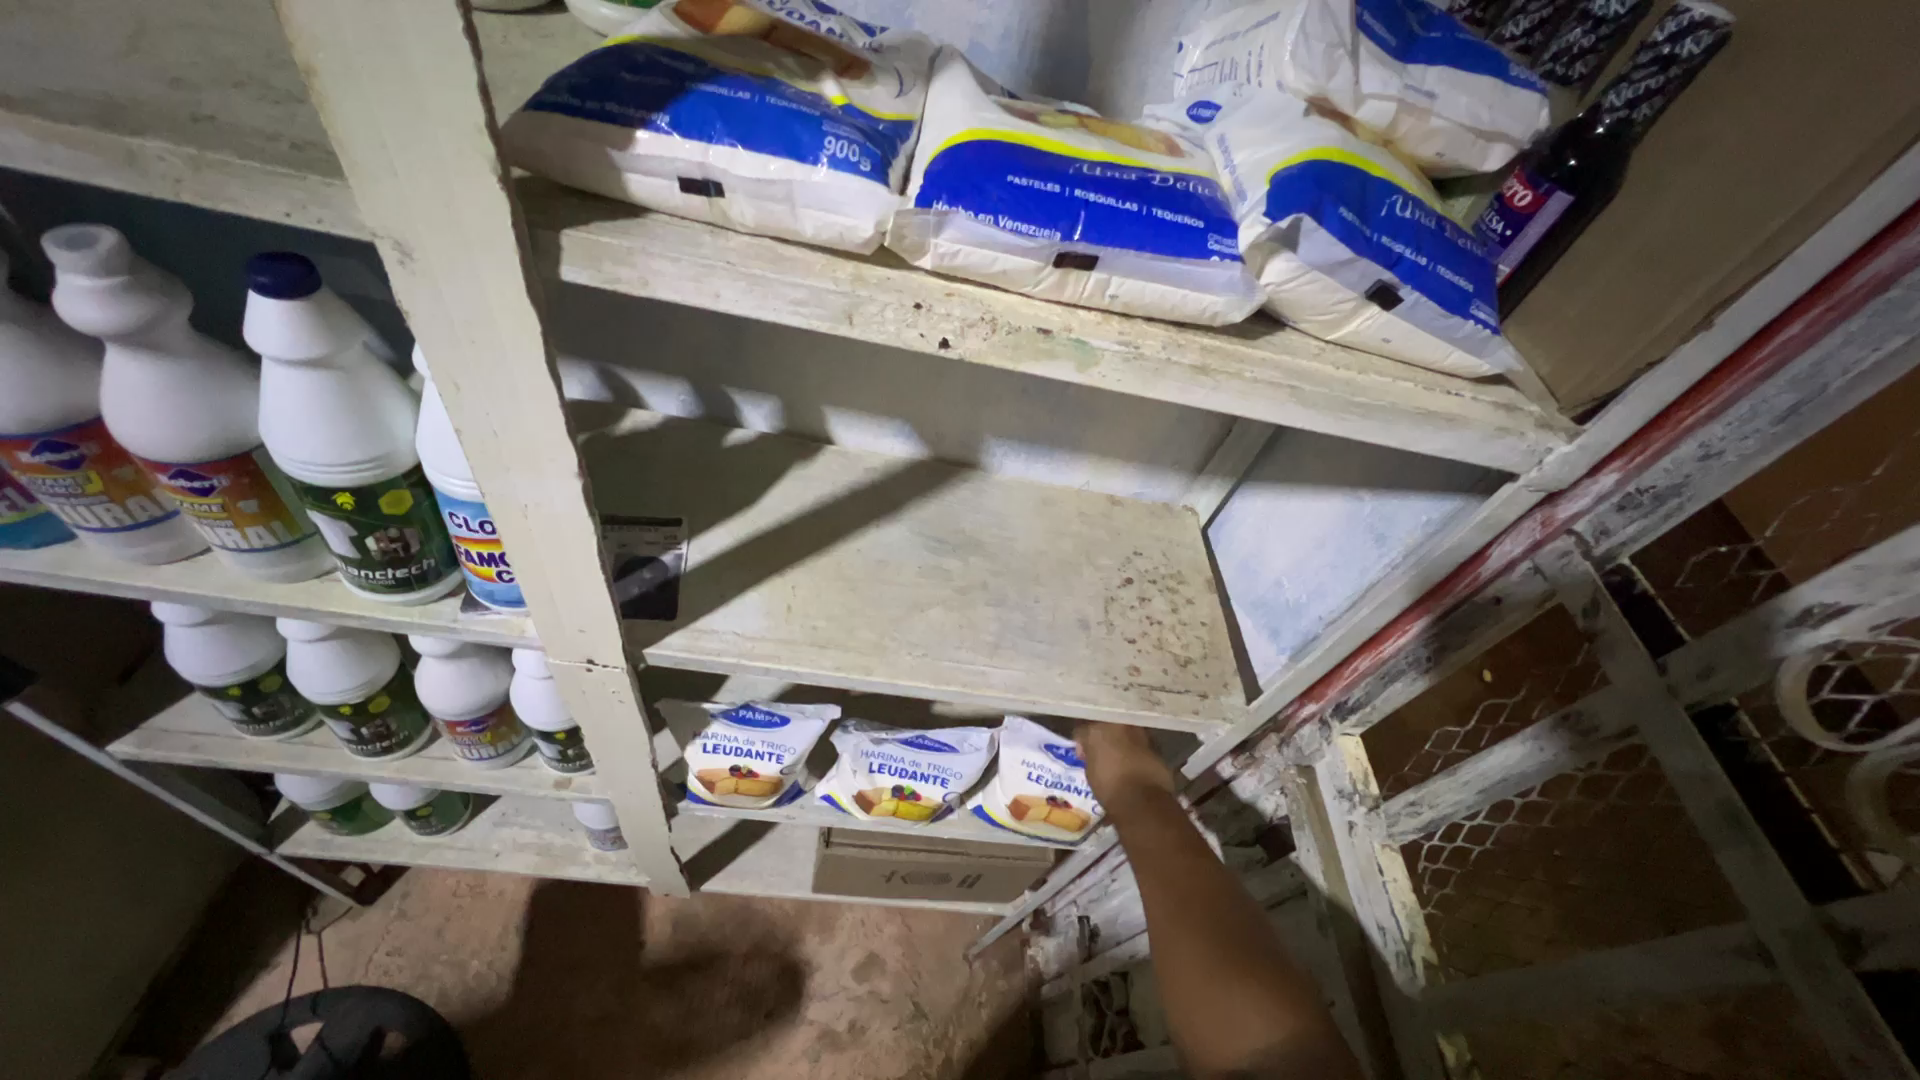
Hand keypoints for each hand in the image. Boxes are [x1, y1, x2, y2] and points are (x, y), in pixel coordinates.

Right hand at [1076, 722, 1177, 816]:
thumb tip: (1090, 752)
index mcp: (1097, 729)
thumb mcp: (1090, 771)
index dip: (1082, 741)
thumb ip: (1090, 754)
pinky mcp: (1156, 745)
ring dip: (1122, 742)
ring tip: (1119, 759)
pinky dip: (1136, 752)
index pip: (1083, 728)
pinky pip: (1141, 745)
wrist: (1142, 800)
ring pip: (1126, 733)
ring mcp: (1140, 733)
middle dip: (1104, 737)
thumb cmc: (1109, 787)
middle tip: (1102, 753)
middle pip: (1107, 726)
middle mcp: (1119, 724)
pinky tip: (1134, 765)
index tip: (1083, 753)